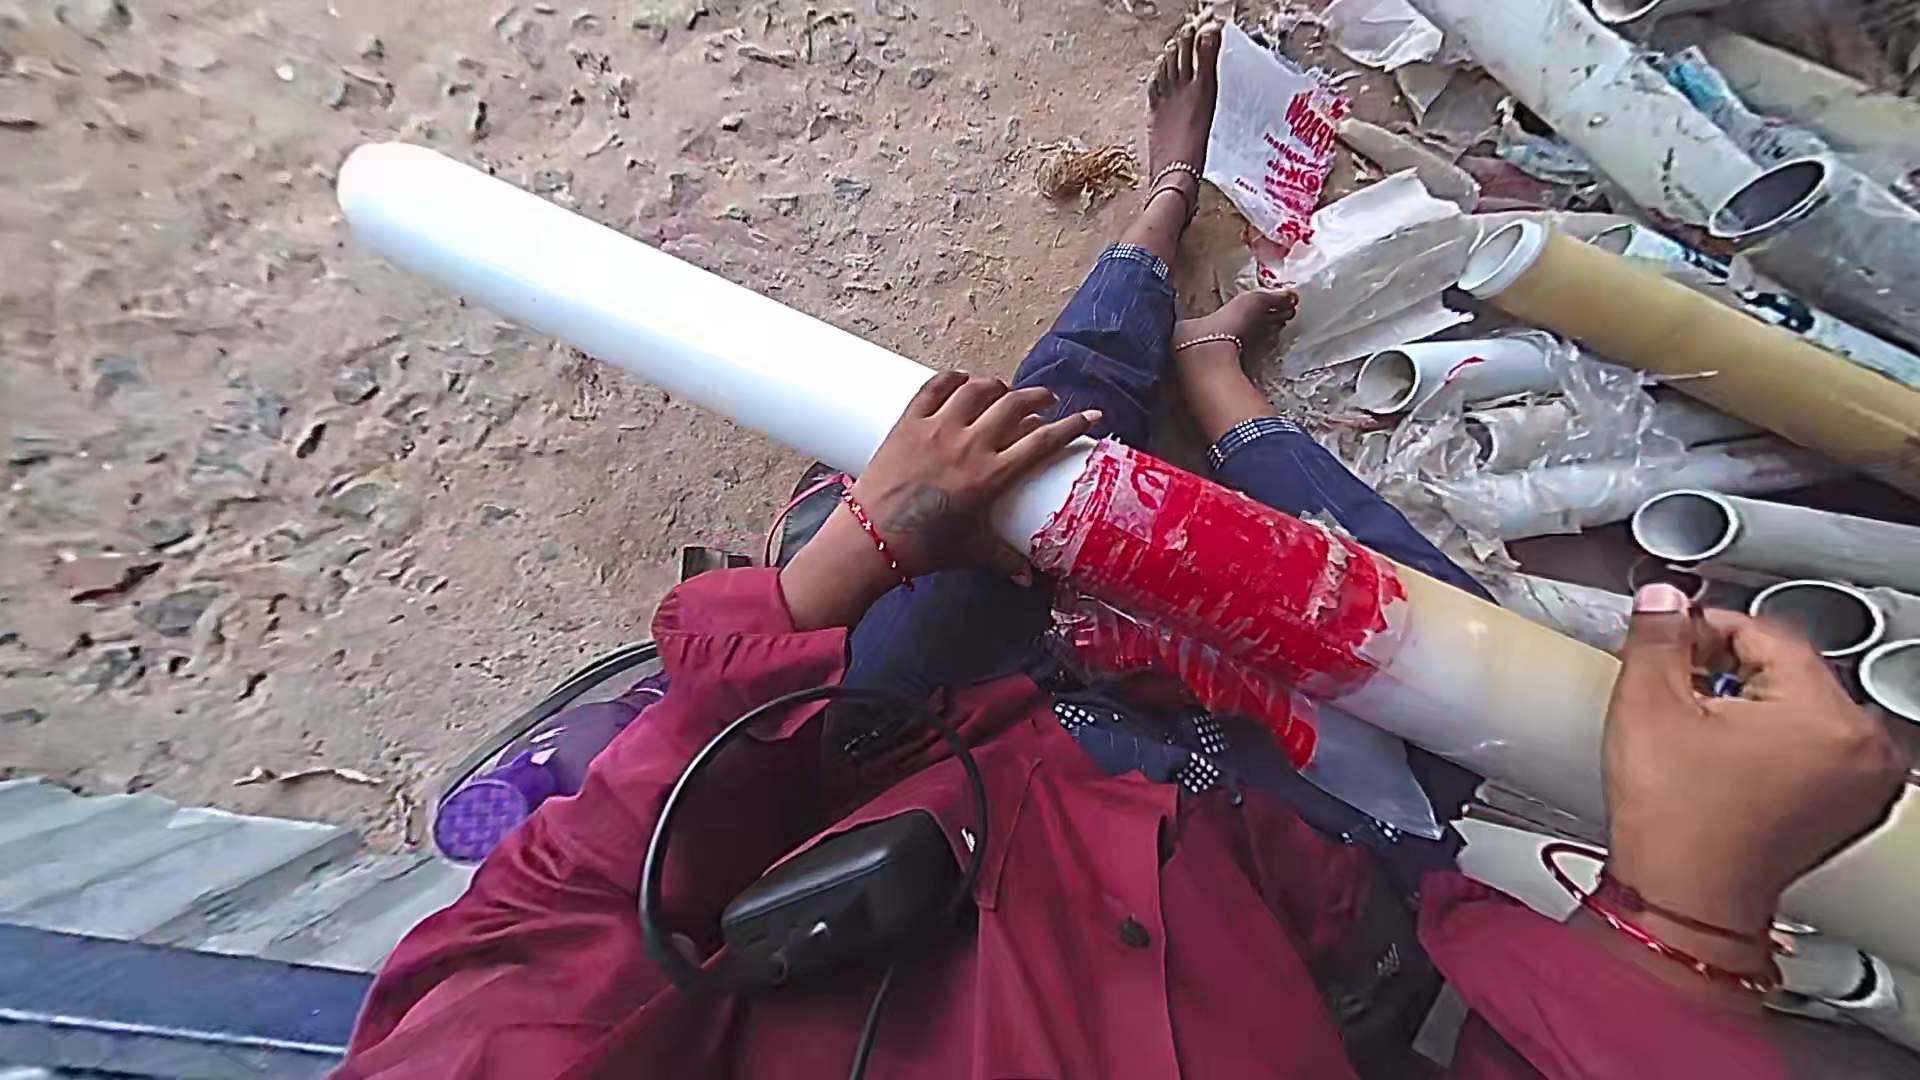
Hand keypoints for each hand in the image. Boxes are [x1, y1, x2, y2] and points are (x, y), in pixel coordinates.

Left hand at [779, 372, 1097, 630]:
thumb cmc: (926, 547)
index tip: (1090, 415)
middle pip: (1015, 404)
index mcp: (992, 474)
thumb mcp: (973, 552)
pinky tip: (962, 381)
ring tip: (1005, 390)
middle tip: (1046, 400)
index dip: (1072, 425)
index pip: (1044, 440)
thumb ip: (1005, 560)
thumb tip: (1029, 579)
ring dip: (998, 385)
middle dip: (1038, 397)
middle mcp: (970, 443)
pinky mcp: (909, 421)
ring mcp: (937, 428)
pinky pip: (935, 386)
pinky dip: (953, 379)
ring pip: (978, 389)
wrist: (872, 537)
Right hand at [1603, 583, 1907, 938]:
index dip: (1703, 625)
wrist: (1687, 877)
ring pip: (1794, 706)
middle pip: (1787, 671)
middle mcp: (1868, 748)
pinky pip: (1805, 742)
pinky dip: (1756, 730)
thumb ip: (1657, 640)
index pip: (1769, 636)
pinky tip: (1708, 745)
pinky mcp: (1845, 802)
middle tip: (1660, 675)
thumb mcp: (1646, 702)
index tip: (1661, 634)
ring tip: (1680, 714)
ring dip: (1737, 695)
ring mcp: (1864, 781)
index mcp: (1829, 717)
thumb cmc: (1672, 800)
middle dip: (1719, 662)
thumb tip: (1664, 598)